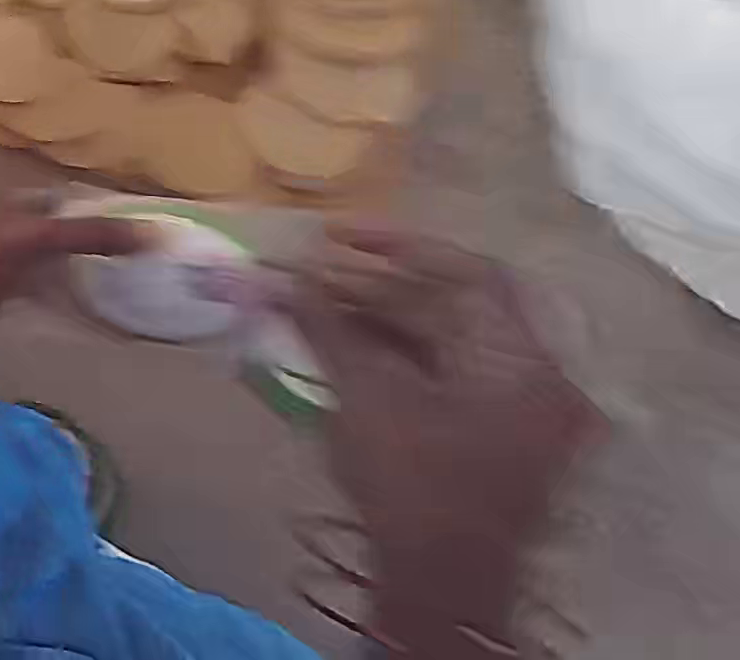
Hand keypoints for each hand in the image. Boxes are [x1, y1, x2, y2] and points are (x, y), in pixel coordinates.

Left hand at [0, 202, 146, 369]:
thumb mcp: (33, 239)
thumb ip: (87, 233)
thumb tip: (151, 232)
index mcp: (22, 205)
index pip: (77, 202)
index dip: (112, 213)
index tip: (156, 233)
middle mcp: (17, 227)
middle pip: (72, 233)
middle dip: (108, 247)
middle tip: (158, 270)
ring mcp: (11, 262)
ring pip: (63, 264)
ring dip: (94, 276)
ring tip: (141, 293)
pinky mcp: (5, 292)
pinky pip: (49, 292)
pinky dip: (75, 300)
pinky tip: (102, 317)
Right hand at [289, 227, 602, 643]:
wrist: (435, 571)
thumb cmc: (409, 477)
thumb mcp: (363, 393)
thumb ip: (325, 326)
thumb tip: (281, 276)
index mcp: (519, 367)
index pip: (469, 276)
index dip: (398, 244)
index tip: (333, 234)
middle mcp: (523, 376)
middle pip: (442, 303)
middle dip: (364, 281)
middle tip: (300, 267)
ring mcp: (500, 400)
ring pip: (426, 332)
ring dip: (361, 310)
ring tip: (298, 295)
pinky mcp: (470, 419)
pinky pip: (419, 360)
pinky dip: (371, 341)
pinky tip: (321, 331)